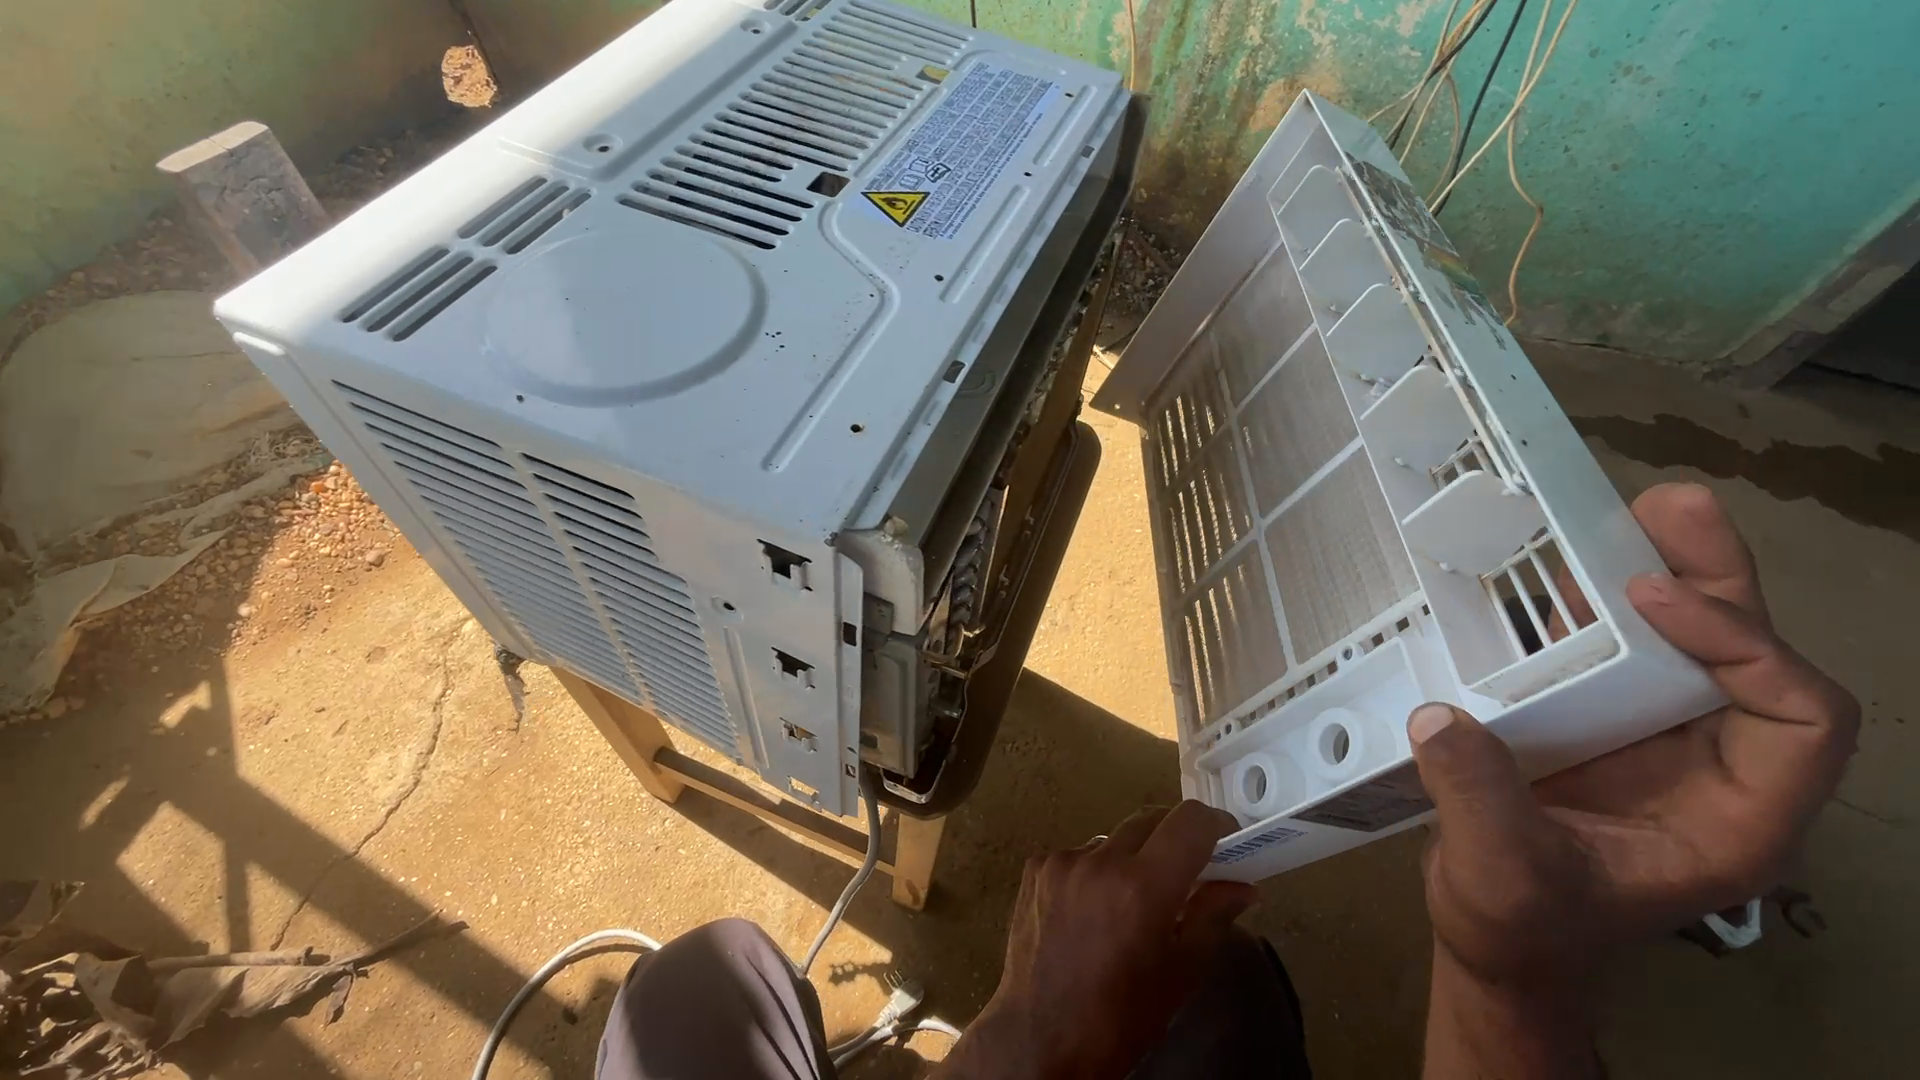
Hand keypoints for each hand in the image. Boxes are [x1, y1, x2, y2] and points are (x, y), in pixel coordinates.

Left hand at [932, 802, 1255, 1079]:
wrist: (1041, 1039)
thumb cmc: (1122, 1017)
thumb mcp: (1181, 972)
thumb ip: (1213, 916)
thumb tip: (1244, 886)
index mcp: (1142, 886)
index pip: (1189, 820)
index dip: (1215, 823)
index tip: (1226, 840)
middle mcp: (1100, 860)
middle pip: (1150, 820)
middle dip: (1174, 839)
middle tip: (1185, 872)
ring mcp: (1062, 861)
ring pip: (1113, 839)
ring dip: (1131, 857)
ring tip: (1132, 900)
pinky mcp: (1035, 868)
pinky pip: (1078, 855)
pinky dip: (1094, 871)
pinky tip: (1091, 910)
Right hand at [1410, 482, 1857, 984]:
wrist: (1495, 937)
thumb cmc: (1519, 925)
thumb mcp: (1503, 875)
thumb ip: (1480, 798)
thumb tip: (1439, 716)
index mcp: (1734, 818)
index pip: (1797, 719)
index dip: (1745, 648)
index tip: (1649, 598)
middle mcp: (1711, 769)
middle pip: (1749, 662)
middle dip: (1716, 582)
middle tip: (1667, 510)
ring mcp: (1652, 744)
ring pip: (1683, 647)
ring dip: (1661, 576)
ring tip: (1622, 514)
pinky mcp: (1596, 727)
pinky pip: (1610, 655)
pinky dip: (1590, 608)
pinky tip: (1557, 571)